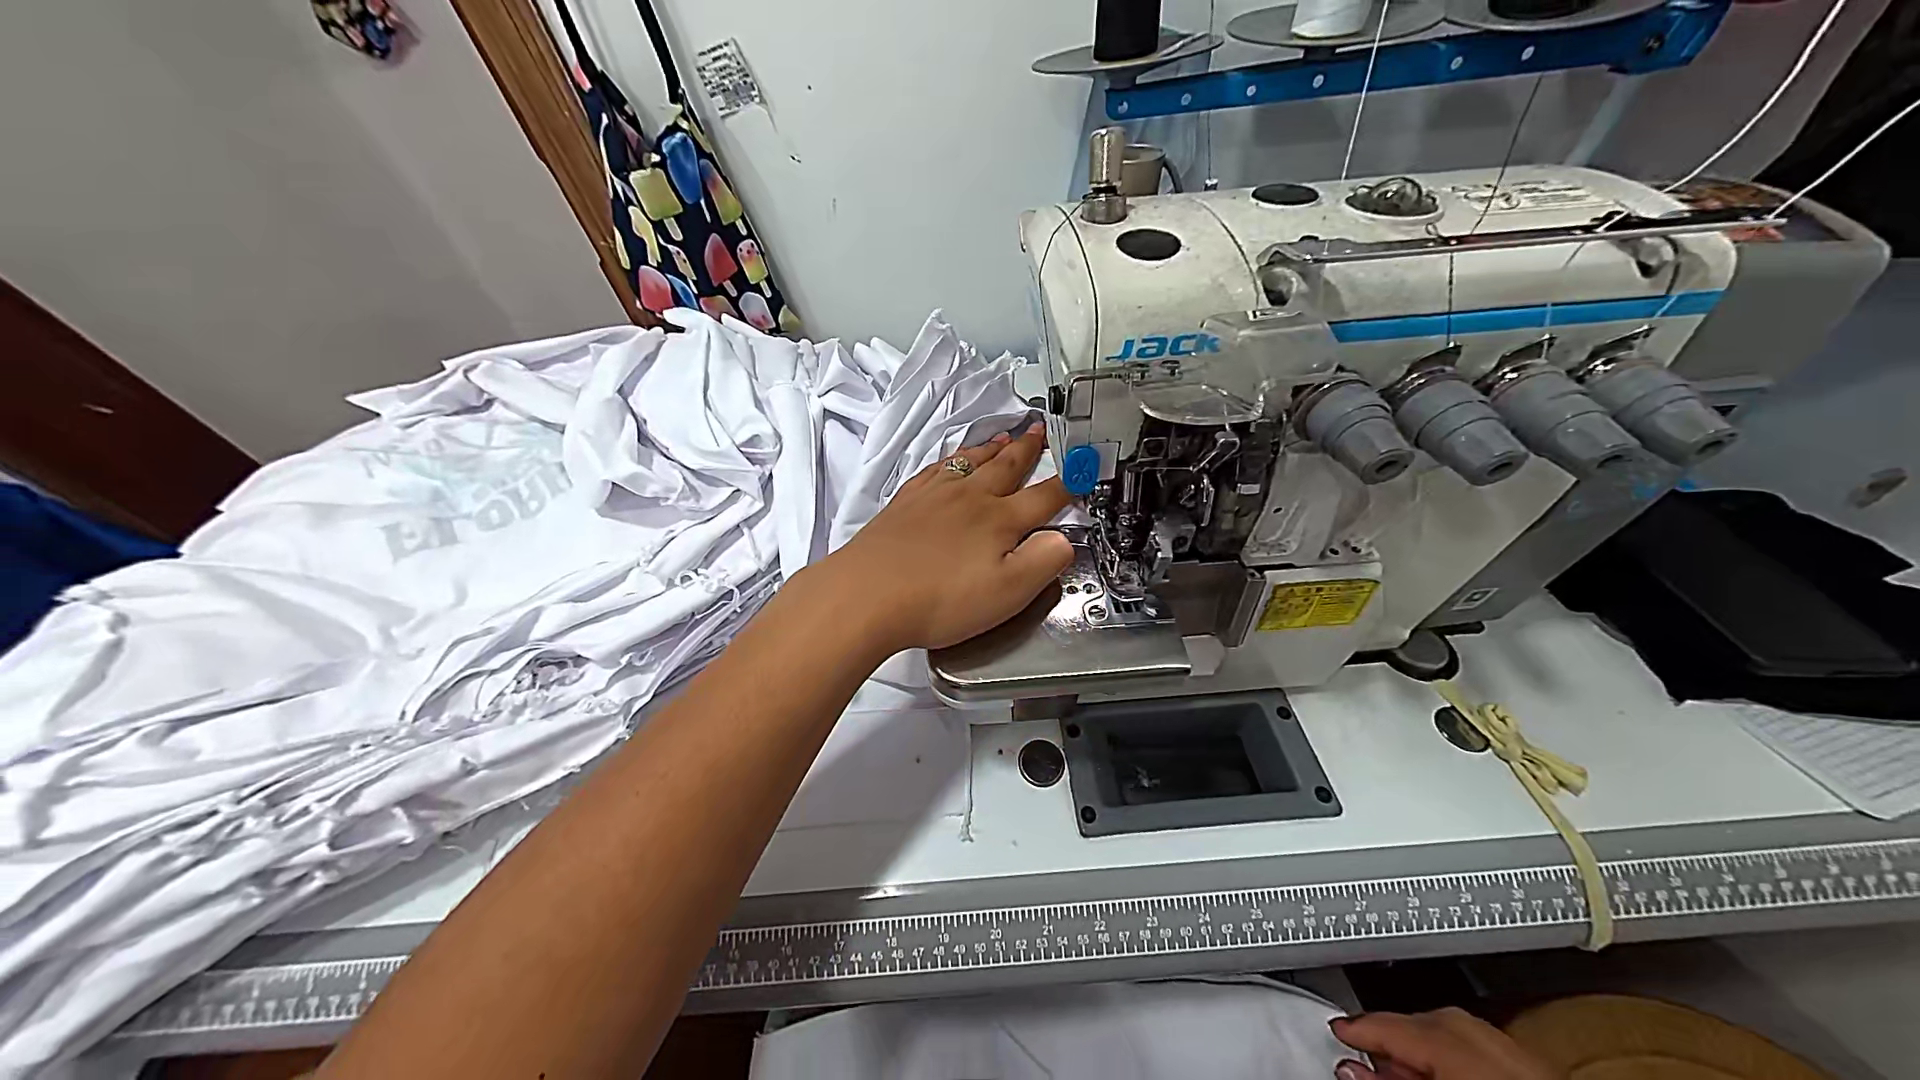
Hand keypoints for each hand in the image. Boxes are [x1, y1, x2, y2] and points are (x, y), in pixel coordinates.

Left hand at [806, 423, 1072, 653]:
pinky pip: (934, 469)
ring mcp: (934, 496)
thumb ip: (1044, 562)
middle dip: (1027, 450)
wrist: (867, 594)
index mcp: (998, 520)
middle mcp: (968, 499)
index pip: (1043, 498)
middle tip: (1039, 431)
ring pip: (969, 462)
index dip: (1066, 485)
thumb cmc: (938, 599)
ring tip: (1003, 437)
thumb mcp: (1008, 592)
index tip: (1081, 472)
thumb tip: (1064, 539)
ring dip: (990, 448)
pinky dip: (950, 460)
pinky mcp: (905, 503)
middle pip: (1005, 467)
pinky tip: (949, 462)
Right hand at [1331, 1009, 1560, 1079]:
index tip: (1341, 1031)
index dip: (1362, 1027)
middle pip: (1432, 1022)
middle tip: (1366, 1058)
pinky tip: (1447, 1075)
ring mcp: (1529, 1062)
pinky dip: (1461, 1059)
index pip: (1401, 1026)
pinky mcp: (1542, 1072)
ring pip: (1462, 1033)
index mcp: (1466, 1052)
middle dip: (1395, 1036)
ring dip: (1426, 1048)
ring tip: (1405, 1073)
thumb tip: (1355, 1070)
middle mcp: (1504, 1050)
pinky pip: (1490, 1052)